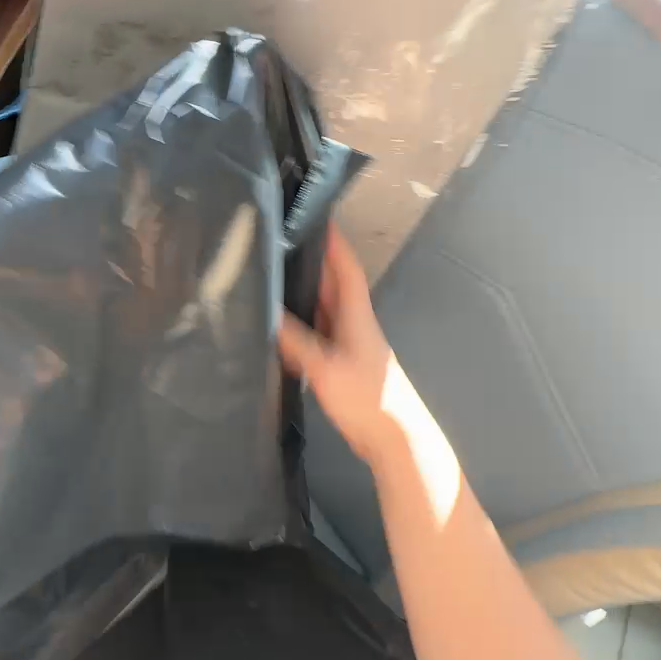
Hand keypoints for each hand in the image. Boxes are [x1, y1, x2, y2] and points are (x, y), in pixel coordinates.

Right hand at [277, 229, 417, 467]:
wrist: (396, 439)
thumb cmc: (368, 398)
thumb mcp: (325, 367)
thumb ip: (295, 341)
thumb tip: (264, 315)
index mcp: (357, 318)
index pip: (346, 271)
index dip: (335, 245)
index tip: (320, 220)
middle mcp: (354, 327)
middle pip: (332, 289)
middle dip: (311, 267)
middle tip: (280, 249)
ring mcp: (349, 348)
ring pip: (323, 314)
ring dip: (303, 298)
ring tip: (271, 285)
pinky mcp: (342, 368)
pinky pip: (316, 338)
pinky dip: (298, 330)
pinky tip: (278, 334)